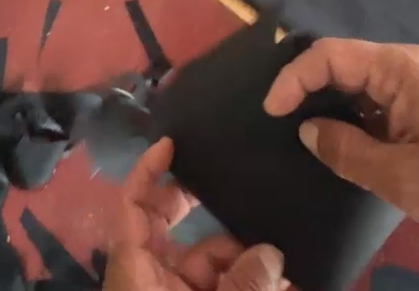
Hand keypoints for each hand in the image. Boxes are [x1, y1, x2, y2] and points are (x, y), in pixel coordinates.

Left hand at [105, 138, 286, 290]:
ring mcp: (172, 290)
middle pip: (171, 221)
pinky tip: (287, 278)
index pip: (131, 203)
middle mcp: (150, 273)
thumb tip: (272, 254)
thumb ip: (242, 283)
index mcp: (135, 267)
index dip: (147, 170)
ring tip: (285, 250)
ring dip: (243, 252)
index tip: (171, 143)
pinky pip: (220, 280)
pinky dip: (246, 276)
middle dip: (207, 204)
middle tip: (234, 179)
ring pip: (207, 255)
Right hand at [262, 38, 418, 252]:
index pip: (331, 55)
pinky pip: (385, 100)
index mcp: (404, 69)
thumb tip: (308, 131)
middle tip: (280, 121)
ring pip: (364, 83)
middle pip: (346, 63)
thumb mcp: (404, 179)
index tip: (270, 111)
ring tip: (307, 134)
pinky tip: (349, 143)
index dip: (293, 78)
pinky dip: (360, 117)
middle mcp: (413, 65)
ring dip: (336, 105)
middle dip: (310, 88)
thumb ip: (348, 152)